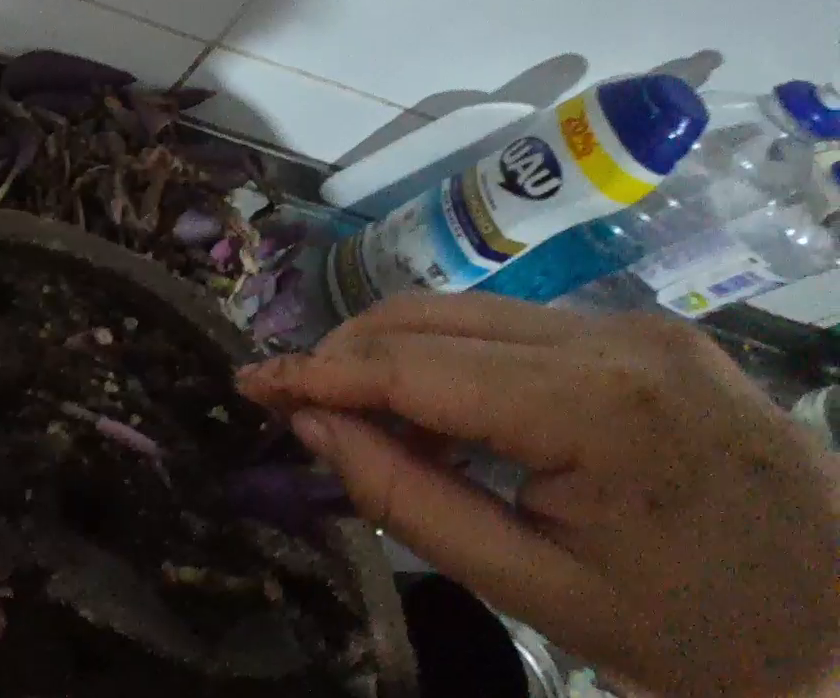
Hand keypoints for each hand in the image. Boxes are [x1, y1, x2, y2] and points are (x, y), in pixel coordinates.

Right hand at [235, 293, 839, 697]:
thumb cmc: (697, 635)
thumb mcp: (534, 588)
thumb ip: (404, 498)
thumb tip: (309, 426)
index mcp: (597, 405)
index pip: (410, 365)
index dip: (316, 372)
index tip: (248, 380)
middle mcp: (612, 335)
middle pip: (423, 319)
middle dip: (342, 358)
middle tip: (296, 410)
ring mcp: (630, 323)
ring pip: (452, 311)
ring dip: (386, 356)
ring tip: (363, 421)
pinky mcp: (636, 328)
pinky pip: (497, 325)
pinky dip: (440, 359)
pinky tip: (435, 413)